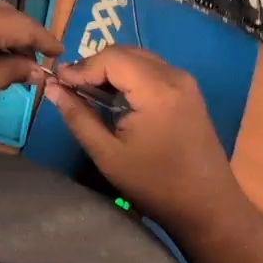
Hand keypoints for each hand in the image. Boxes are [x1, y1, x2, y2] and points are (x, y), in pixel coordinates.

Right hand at [49, 46, 237, 224]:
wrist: (209, 209)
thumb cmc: (156, 185)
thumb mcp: (109, 155)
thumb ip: (78, 117)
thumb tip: (53, 87)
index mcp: (157, 89)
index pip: (111, 58)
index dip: (82, 67)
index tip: (57, 81)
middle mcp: (174, 75)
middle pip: (125, 52)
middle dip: (95, 65)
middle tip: (71, 86)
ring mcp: (185, 81)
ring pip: (138, 57)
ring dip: (112, 68)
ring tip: (89, 90)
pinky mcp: (189, 91)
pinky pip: (152, 68)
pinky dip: (129, 74)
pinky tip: (116, 95)